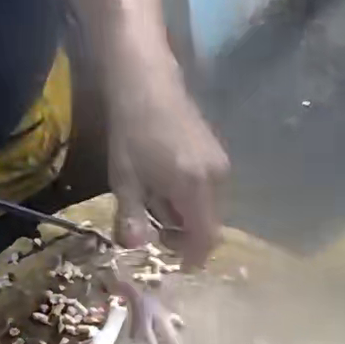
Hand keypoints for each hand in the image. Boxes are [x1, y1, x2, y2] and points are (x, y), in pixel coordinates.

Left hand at [105, 68, 227, 268]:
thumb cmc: (131, 127)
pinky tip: (168, 182)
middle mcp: (216, 181)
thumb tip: (136, 248)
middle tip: (156, 227)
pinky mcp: (219, 157)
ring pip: (209, 209)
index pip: (206, 238)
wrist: (146, 77)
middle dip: (186, 235)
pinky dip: (191, 199)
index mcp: (193, 188)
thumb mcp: (124, 176)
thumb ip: (132, 216)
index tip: (180, 265)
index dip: (195, 256)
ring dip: (187, 216)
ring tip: (157, 198)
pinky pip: (209, 192)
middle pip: (209, 225)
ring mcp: (221, 167)